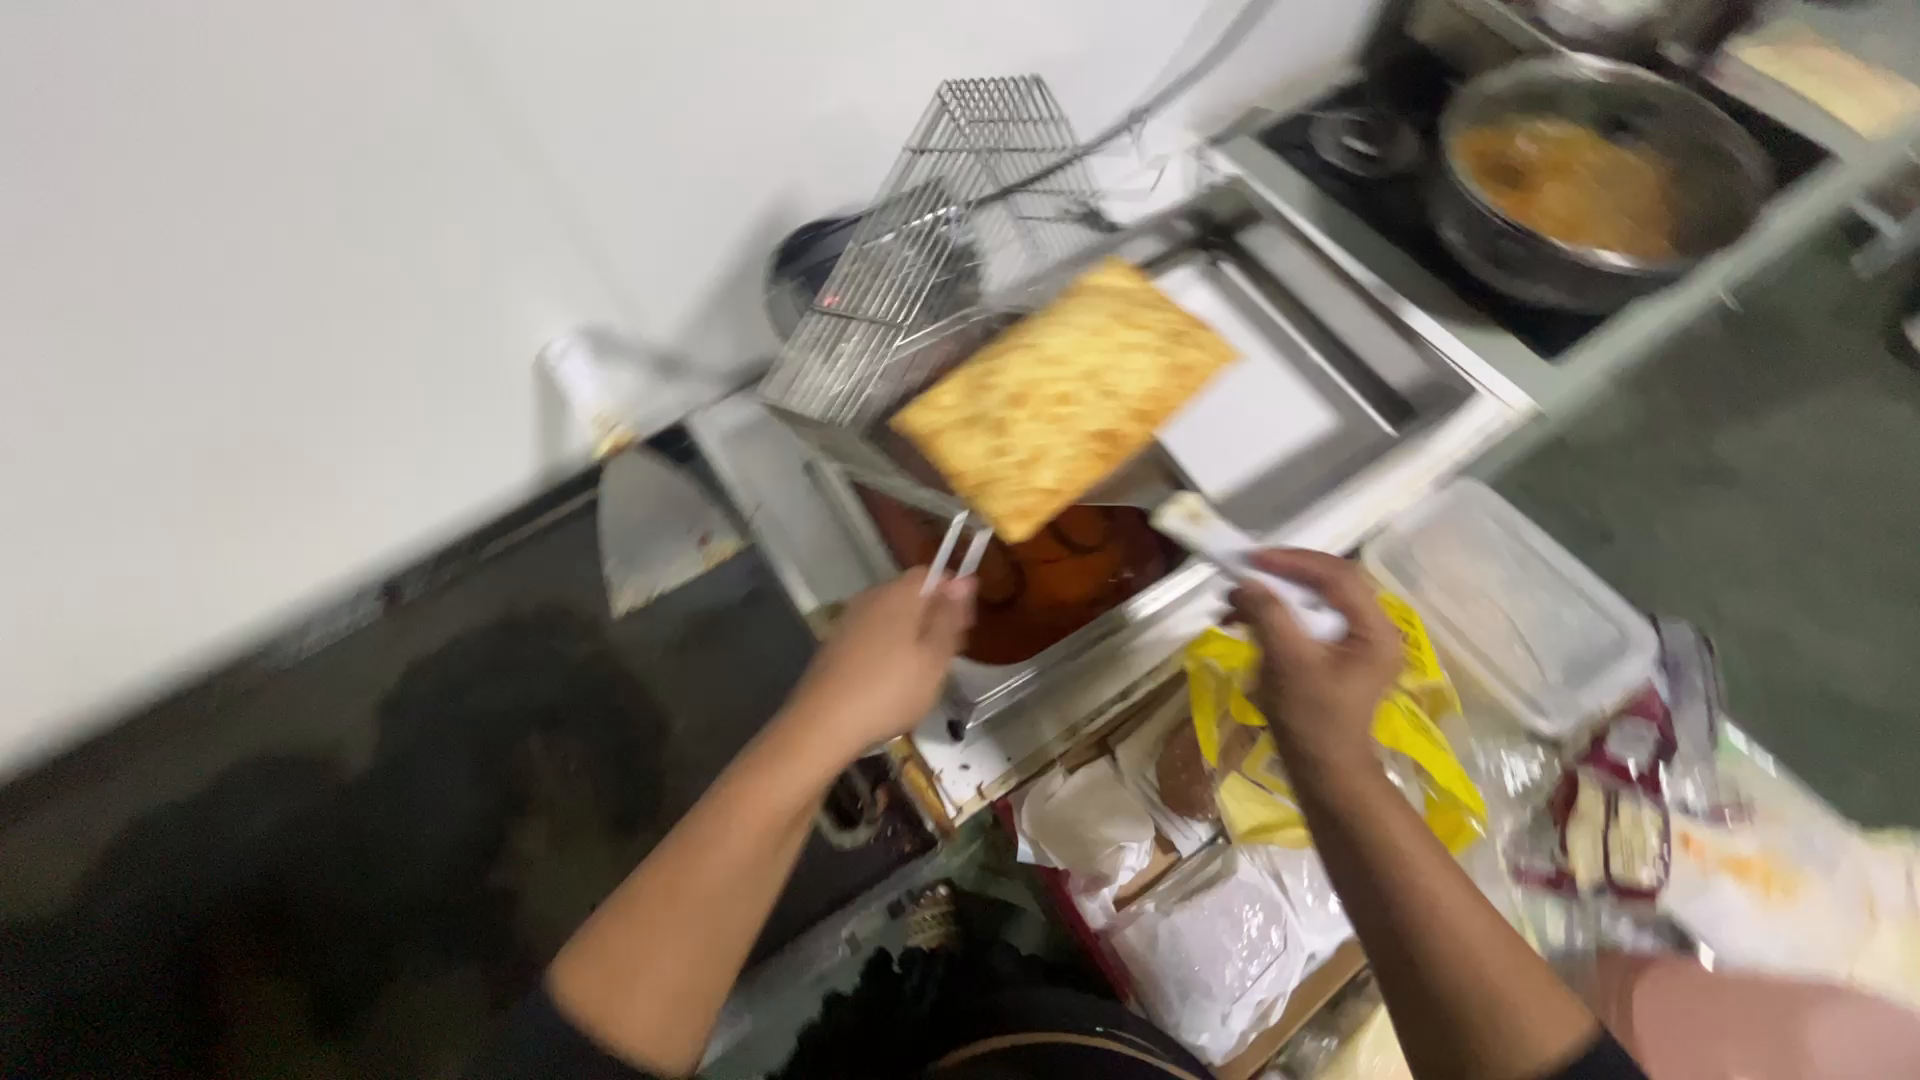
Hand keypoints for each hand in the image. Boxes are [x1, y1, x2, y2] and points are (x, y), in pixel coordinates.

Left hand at [782, 568, 975, 759]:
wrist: (823, 724)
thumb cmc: (890, 690)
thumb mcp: (935, 657)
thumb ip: (950, 616)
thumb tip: (964, 580)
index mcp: (899, 593)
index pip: (932, 573)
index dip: (952, 594)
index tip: (962, 627)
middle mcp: (871, 597)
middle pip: (910, 594)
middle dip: (931, 617)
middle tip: (944, 656)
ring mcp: (849, 619)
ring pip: (890, 616)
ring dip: (909, 635)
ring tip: (918, 673)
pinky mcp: (835, 643)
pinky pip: (870, 634)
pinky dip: (885, 649)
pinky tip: (888, 681)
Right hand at [1228, 549, 1400, 769]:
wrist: (1322, 769)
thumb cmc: (1311, 719)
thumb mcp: (1288, 663)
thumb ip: (1269, 616)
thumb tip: (1245, 584)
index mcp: (1374, 631)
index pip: (1338, 576)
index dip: (1294, 561)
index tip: (1253, 560)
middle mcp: (1373, 629)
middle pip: (1328, 582)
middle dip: (1283, 574)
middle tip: (1245, 571)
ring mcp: (1355, 641)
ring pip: (1314, 599)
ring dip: (1274, 594)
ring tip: (1236, 599)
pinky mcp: (1336, 653)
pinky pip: (1306, 619)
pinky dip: (1275, 614)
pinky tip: (1244, 620)